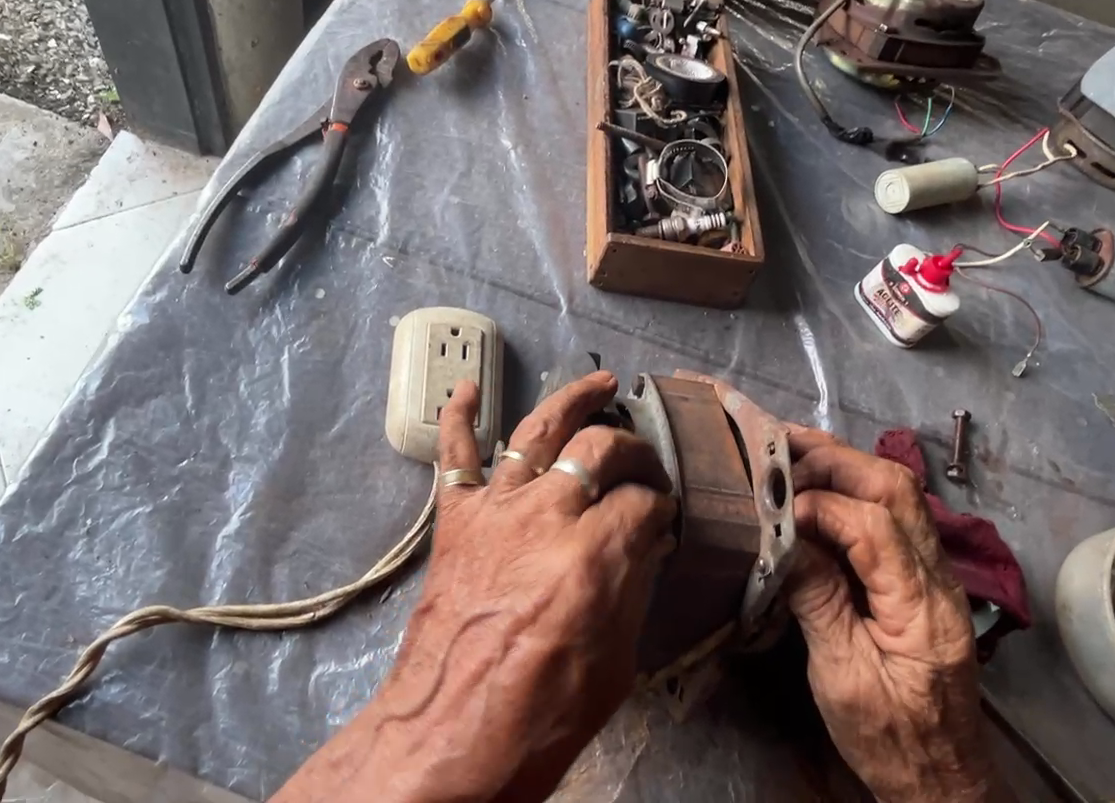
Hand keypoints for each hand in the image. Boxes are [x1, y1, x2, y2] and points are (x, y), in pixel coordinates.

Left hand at [271, 372, 675, 802]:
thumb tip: (645, 542)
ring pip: (536, 431)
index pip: (642, 500)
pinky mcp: (456, 518)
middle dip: (632, 448)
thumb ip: (632, 587)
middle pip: (597, 449)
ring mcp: (495, 509)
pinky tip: (468, 390)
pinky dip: (459, 418)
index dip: (660, 503)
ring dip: (571, 400)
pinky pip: (455, 455)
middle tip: (644, 463)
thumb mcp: (615, 661)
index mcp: (591, 555)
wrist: (451, 731)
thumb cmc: (541, 714)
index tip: (663, 513)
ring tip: (599, 383)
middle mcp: (543, 516)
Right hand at [783, 427, 995, 802]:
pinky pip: (889, 510)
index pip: (874, 525)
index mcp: (921, 608)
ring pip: (897, 490)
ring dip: (841, 463)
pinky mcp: (917, 574)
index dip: (818, 506)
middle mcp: (937, 577)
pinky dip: (847, 484)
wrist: (941, 780)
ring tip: (786, 452)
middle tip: (774, 454)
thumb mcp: (841, 677)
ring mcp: (933, 571)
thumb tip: (782, 534)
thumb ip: (816, 599)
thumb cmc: (888, 739)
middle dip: (832, 461)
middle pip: (895, 489)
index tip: (771, 512)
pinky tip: (811, 482)